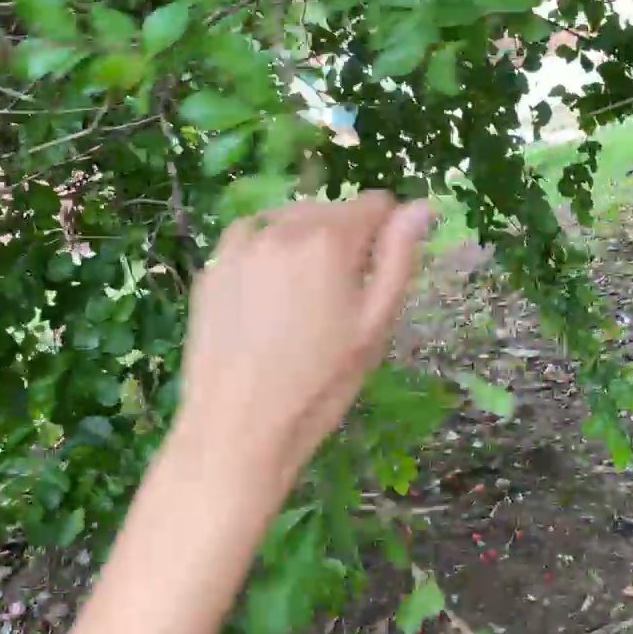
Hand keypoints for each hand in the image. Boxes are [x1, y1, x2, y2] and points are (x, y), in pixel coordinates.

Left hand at [169, 192, 429, 495]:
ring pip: (291, 220)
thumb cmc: (321, 383)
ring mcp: (242, 245)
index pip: (375, 204)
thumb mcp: (375, 325)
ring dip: (306, 240)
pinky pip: (251, 235)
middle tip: (342, 295)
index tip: (379, 270)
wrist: (238, 430)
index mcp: (330, 240)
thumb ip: (399, 258)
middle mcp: (284, 229)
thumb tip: (419, 207)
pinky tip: (269, 288)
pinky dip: (266, 248)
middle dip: (346, 238)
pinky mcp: (212, 267)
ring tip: (304, 296)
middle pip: (332, 210)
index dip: (387, 232)